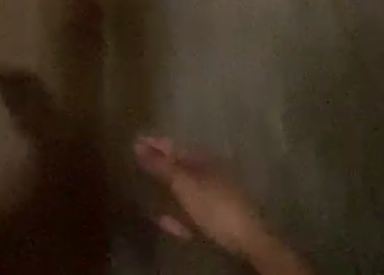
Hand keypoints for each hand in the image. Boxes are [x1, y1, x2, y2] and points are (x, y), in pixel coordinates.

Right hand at [133, 136, 278, 257]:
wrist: (250, 241)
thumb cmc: (214, 205)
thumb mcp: (183, 183)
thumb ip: (160, 164)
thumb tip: (137, 143)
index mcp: (202, 158)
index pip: (172, 145)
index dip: (152, 142)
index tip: (133, 141)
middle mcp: (209, 172)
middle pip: (178, 166)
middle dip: (158, 165)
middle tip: (136, 165)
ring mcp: (215, 196)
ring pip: (185, 189)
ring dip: (167, 189)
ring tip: (147, 192)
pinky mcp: (219, 218)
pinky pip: (192, 211)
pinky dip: (177, 213)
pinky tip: (165, 220)